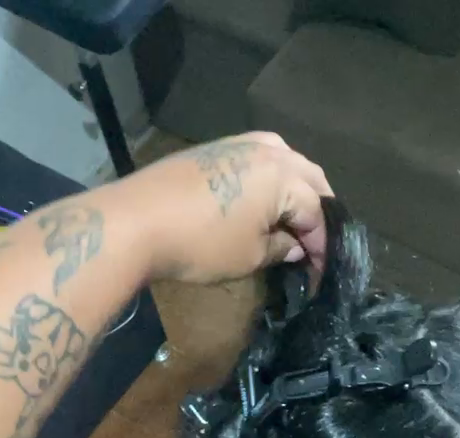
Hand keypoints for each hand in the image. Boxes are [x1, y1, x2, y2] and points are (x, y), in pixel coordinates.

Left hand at [110, 133, 332, 283]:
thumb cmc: (202, 244)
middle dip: (317, 211)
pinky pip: (261, 158)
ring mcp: (241, 143)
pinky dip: (273, 180)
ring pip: (287, 162)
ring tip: (294, 220)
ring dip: (297, 190)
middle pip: (310, 179)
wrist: (137, 221)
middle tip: (315, 243)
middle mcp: (269, 150)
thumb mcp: (250, 257)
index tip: (321, 271)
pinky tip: (265, 202)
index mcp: (284, 176)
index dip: (322, 245)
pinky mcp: (218, 147)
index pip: (317, 212)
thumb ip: (281, 248)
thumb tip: (296, 246)